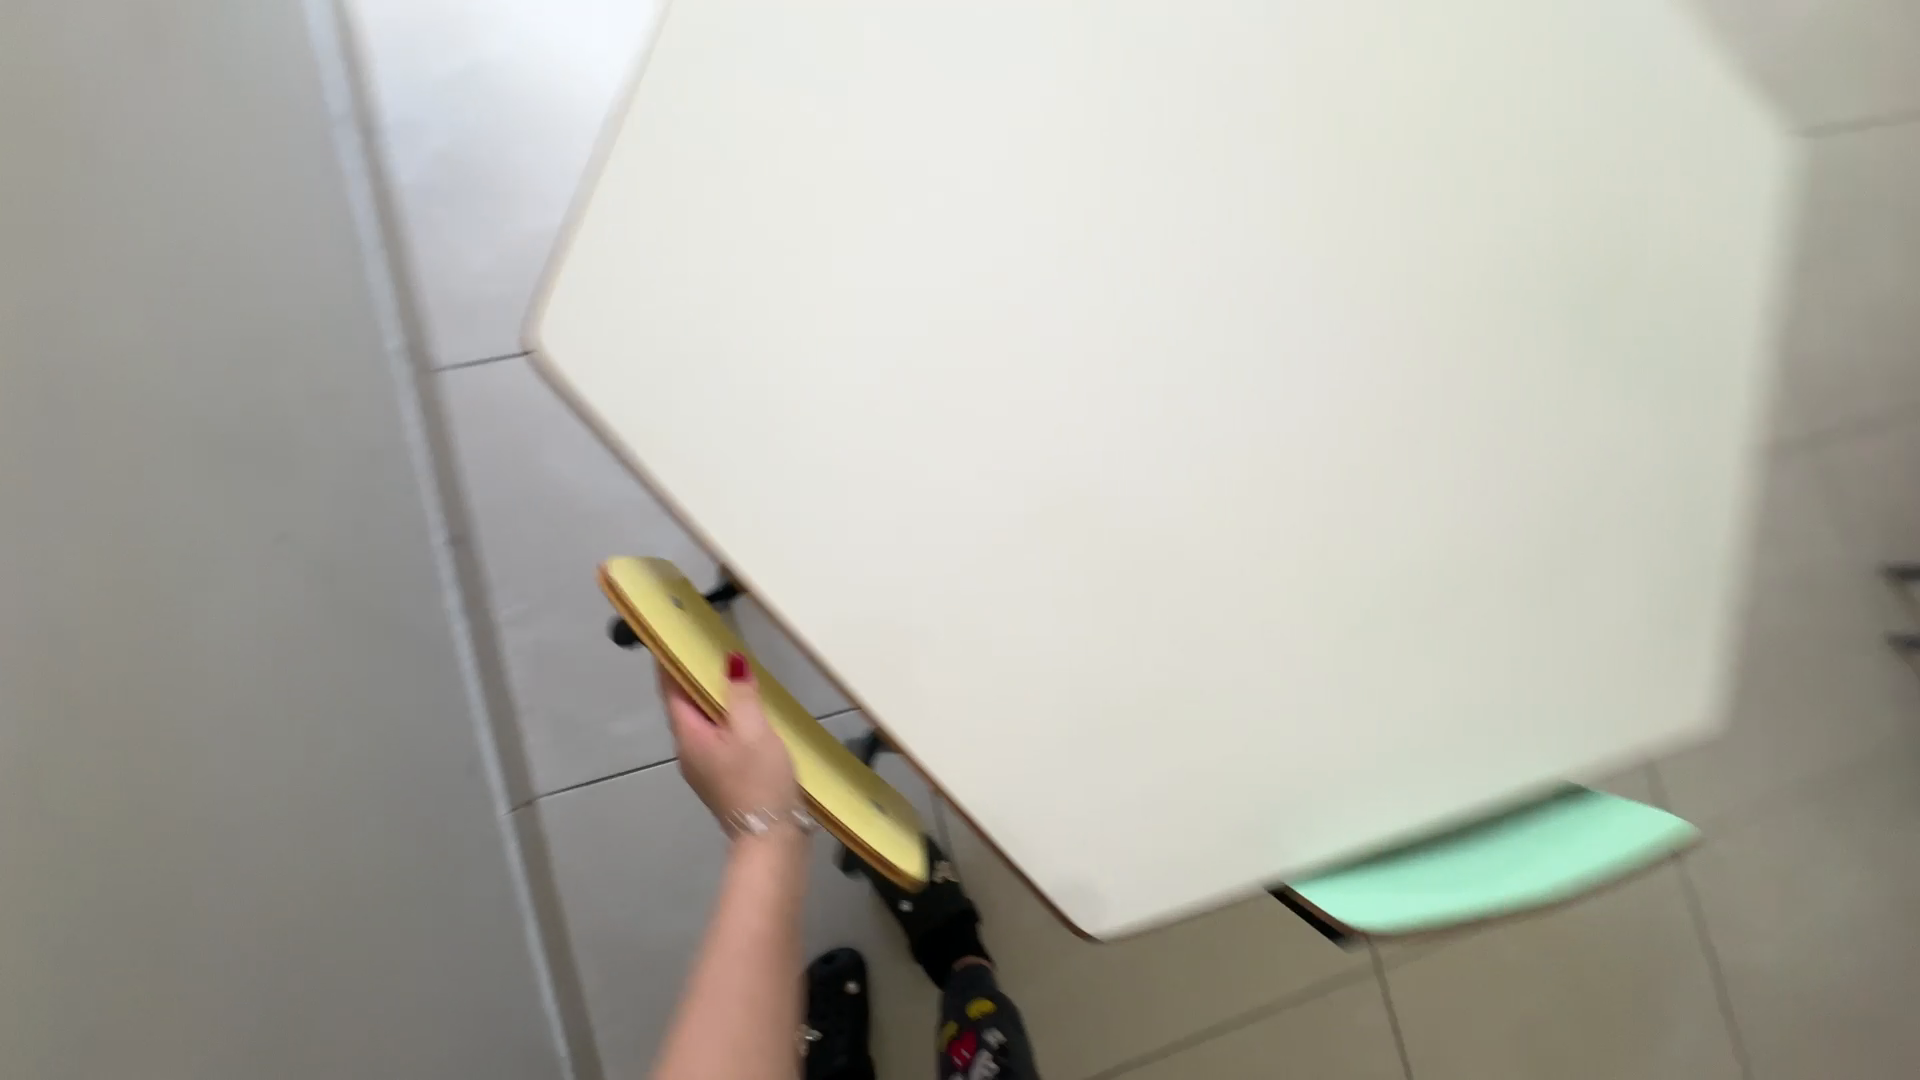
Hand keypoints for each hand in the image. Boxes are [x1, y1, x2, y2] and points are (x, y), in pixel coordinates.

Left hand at [659, 653, 800, 831]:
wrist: (771, 838)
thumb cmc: (759, 780)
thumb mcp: (753, 730)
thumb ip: (741, 694)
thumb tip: (731, 661)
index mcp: (690, 736)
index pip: (671, 691)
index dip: (669, 663)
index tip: (669, 637)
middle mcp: (689, 751)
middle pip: (685, 706)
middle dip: (691, 676)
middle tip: (705, 645)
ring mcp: (705, 767)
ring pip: (702, 722)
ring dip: (710, 696)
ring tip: (727, 672)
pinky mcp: (723, 777)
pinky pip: (717, 736)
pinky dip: (724, 716)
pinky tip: (744, 711)